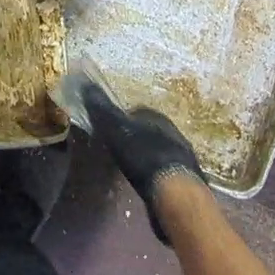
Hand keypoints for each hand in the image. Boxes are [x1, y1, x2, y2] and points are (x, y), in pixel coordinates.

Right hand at [82, 83, 207, 243]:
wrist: (174, 191)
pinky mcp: (188, 178)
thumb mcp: (115, 129)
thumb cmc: (142, 155)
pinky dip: (158, 174)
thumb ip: (101, 108)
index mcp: (155, 116)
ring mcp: (183, 155)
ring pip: (161, 150)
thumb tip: (85, 83)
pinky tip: (149, 183)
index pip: (135, 111)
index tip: (109, 131)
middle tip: (121, 150)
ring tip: (134, 168)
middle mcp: (173, 131)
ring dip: (149, 156)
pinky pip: (168, 170)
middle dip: (137, 138)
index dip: (121, 120)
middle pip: (150, 130)